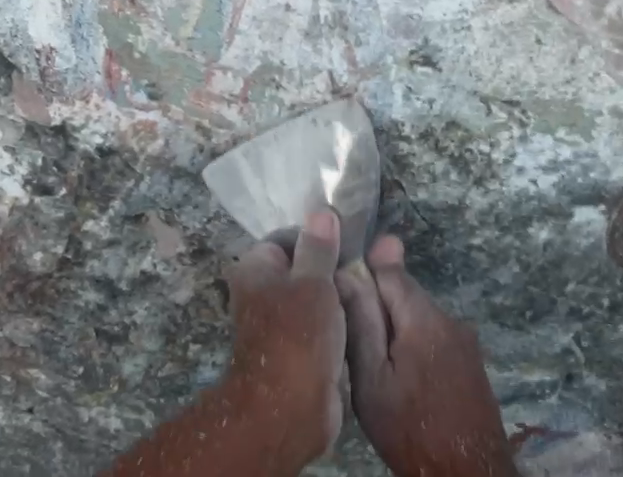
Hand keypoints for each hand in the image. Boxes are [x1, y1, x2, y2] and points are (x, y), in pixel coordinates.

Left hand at [217, 210, 347, 470]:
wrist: (288, 409)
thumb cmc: (297, 335)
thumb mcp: (313, 282)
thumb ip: (319, 248)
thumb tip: (322, 212)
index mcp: (255, 268)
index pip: (288, 237)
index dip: (318, 237)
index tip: (349, 243)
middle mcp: (261, 292)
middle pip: (303, 267)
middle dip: (333, 269)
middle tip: (364, 269)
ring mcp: (278, 323)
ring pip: (315, 297)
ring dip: (339, 297)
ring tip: (368, 292)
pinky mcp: (296, 350)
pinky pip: (321, 324)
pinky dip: (338, 322)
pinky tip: (362, 320)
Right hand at [337, 236, 517, 476]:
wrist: (468, 476)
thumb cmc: (410, 429)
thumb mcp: (371, 379)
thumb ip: (361, 321)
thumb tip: (348, 270)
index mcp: (425, 317)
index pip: (389, 269)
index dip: (362, 274)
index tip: (341, 296)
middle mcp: (450, 318)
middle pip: (404, 292)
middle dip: (378, 305)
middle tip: (355, 339)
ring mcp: (466, 340)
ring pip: (418, 315)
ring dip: (396, 327)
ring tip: (377, 362)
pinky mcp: (472, 361)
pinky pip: (433, 336)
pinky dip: (413, 344)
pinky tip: (403, 376)